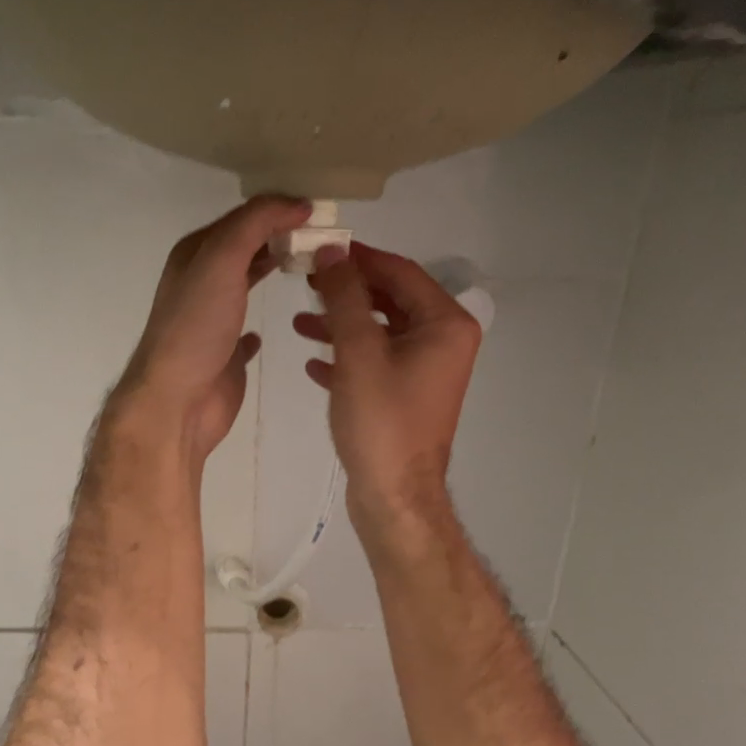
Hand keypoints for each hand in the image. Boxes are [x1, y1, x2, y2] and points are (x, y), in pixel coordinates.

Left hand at [114, 196, 311, 467]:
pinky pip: (244, 336)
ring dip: (273, 272)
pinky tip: (269, 329)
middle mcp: (200, 283)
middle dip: (281, 238)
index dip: (279, 209)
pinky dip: (258, 327)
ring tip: (313, 268)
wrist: (177, 401)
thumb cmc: (197, 327)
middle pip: (246, 249)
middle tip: (327, 237)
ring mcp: (212, 321)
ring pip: (246, 285)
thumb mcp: (222, 260)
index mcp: (194, 255)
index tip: (322, 211)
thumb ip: (256, 224)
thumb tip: (298, 203)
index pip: (243, 218)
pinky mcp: (224, 357)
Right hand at [297, 242, 483, 526]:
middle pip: (390, 300)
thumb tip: (331, 251)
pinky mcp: (407, 396)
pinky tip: (313, 363)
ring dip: (341, 325)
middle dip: (346, 292)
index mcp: (446, 324)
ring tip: (299, 323)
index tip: (318, 249)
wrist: (394, 496)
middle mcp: (443, 342)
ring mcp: (426, 371)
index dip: (359, 258)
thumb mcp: (359, 351)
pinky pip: (376, 363)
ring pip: (380, 332)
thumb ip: (344, 297)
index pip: (400, 271)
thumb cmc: (382, 420)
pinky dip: (347, 358)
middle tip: (304, 283)